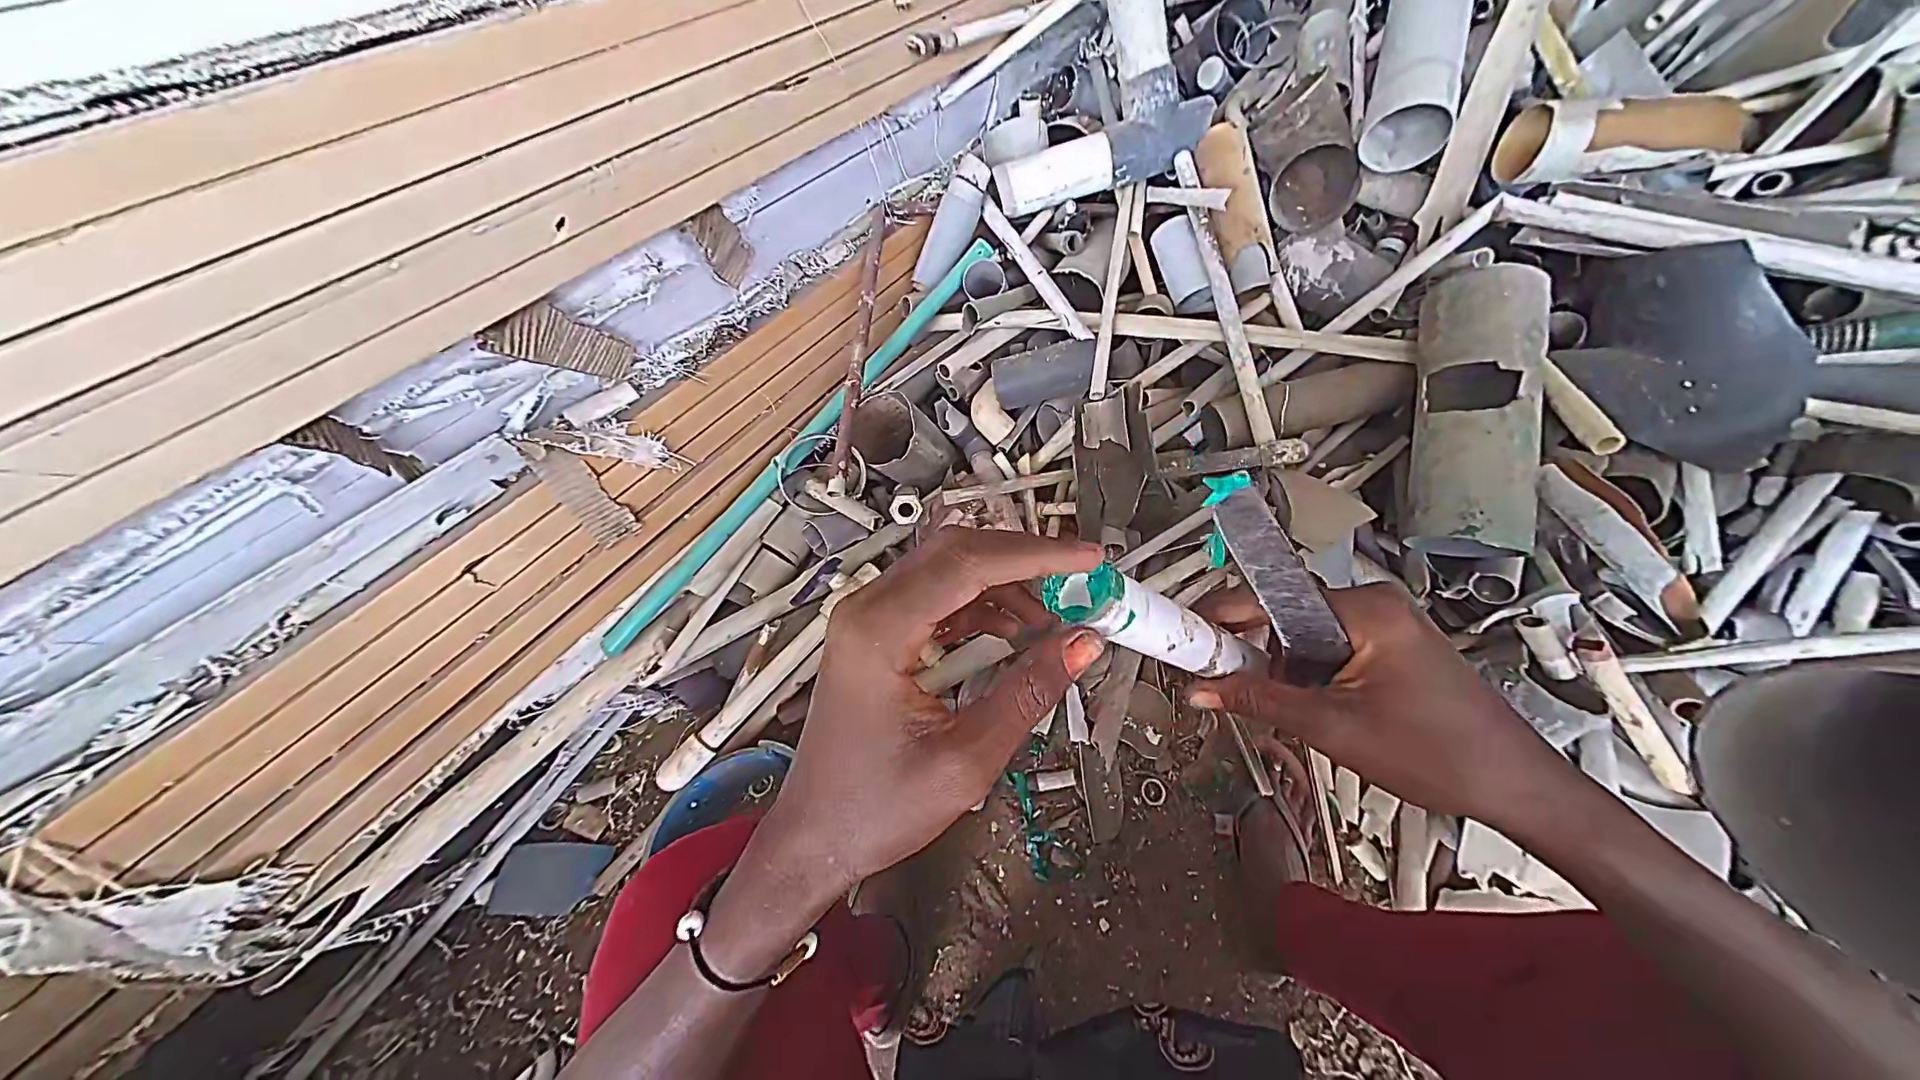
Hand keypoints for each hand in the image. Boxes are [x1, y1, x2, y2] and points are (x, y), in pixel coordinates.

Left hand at [738, 528, 1104, 909]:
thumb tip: (1079, 645)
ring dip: (1007, 586)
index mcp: (876, 633)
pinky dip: (984, 607)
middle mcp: (866, 612)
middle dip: (1026, 561)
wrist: (819, 834)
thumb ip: (1028, 693)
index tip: (1085, 559)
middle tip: (1079, 580)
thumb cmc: (871, 807)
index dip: (1036, 556)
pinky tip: (1014, 633)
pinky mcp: (880, 634)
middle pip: (956, 553)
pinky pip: (940, 599)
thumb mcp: (965, 759)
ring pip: (950, 570)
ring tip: (1052, 621)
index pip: (966, 564)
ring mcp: (869, 619)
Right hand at [1186, 583, 1577, 824]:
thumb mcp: (1330, 727)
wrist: (1516, 788)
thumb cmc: (1441, 755)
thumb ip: (1257, 700)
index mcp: (1365, 610)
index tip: (1190, 636)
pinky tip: (1308, 703)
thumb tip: (1203, 689)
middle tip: (1224, 681)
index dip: (1222, 617)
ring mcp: (1386, 624)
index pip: (1270, 596)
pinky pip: (1328, 646)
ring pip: (1303, 633)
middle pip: (1284, 613)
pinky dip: (1307, 671)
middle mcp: (1376, 605)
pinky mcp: (1390, 645)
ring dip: (1281, 665)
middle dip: (1253, 649)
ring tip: (1278, 703)